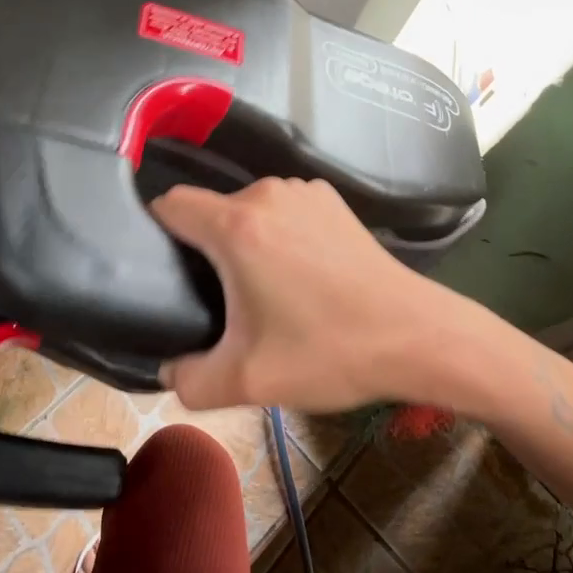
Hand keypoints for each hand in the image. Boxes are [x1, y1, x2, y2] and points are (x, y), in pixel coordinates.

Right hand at [150, 177, 466, 411]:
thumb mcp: (248, 381)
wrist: (416, 335)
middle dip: (206, 248)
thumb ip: (188, 381)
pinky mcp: (331, 198)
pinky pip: (283, 208)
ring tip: (265, 288)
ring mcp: (303, 191)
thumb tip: (167, 370)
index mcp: (236, 227)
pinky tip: (302, 271)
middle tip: (222, 299)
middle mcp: (265, 194)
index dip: (156, 230)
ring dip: (245, 239)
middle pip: (211, 209)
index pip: (171, 204)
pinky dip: (279, 231)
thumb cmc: (328, 351)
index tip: (163, 267)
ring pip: (248, 208)